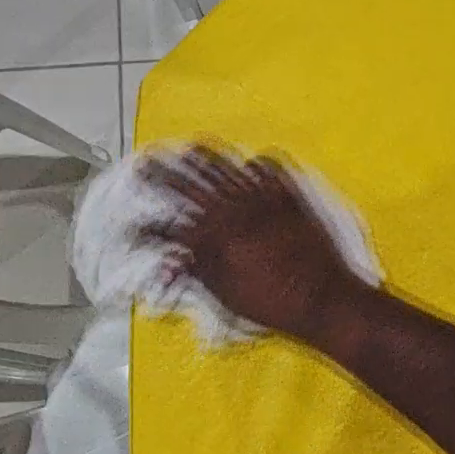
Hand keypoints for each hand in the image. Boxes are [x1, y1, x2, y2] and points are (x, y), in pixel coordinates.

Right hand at [140, 146, 369, 342]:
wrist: (323, 298)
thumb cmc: (273, 304)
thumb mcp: (226, 295)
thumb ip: (196, 271)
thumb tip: (170, 262)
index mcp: (214, 237)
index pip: (168, 226)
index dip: (145, 227)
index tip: (131, 226)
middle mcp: (233, 210)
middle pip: (189, 184)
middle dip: (163, 174)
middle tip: (146, 163)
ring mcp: (264, 198)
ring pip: (227, 167)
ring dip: (204, 157)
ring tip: (189, 149)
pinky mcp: (291, 196)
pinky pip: (271, 168)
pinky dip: (257, 164)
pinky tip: (251, 164)